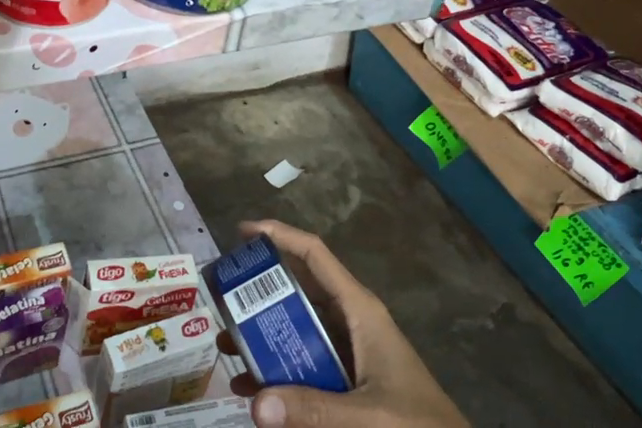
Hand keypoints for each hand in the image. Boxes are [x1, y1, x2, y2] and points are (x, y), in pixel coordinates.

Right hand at [221, 220, 468, 427]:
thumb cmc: (420, 424)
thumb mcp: (369, 417)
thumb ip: (315, 411)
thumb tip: (255, 403)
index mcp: (360, 311)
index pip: (315, 255)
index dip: (279, 235)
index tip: (240, 232)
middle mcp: (351, 321)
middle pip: (297, 289)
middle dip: (258, 291)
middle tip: (221, 299)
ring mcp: (349, 351)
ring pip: (296, 327)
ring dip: (262, 334)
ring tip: (226, 347)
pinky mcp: (347, 379)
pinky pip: (304, 363)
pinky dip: (276, 370)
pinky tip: (251, 388)